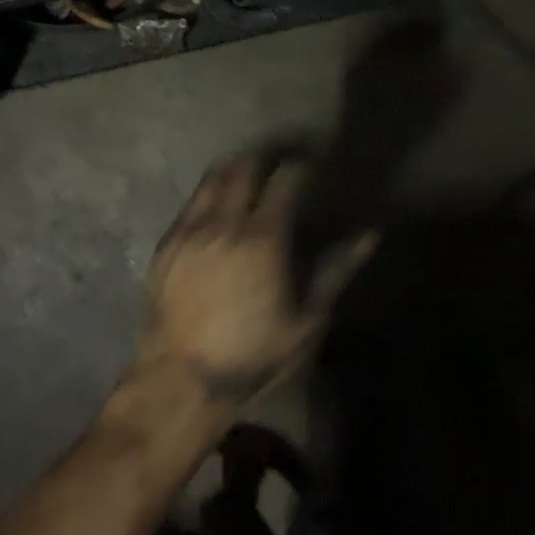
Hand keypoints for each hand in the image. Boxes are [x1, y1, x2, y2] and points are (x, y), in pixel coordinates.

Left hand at [142, 155, 377, 402]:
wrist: (182, 375)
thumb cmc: (253, 352)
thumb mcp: (307, 319)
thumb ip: (337, 270)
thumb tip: (369, 236)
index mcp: (262, 237)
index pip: (283, 181)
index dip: (298, 166)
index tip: (308, 164)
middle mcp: (222, 223)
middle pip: (241, 170)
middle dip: (261, 159)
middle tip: (275, 160)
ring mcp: (188, 231)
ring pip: (209, 181)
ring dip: (230, 169)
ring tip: (243, 169)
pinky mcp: (165, 245)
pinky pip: (188, 205)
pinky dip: (205, 194)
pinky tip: (212, 203)